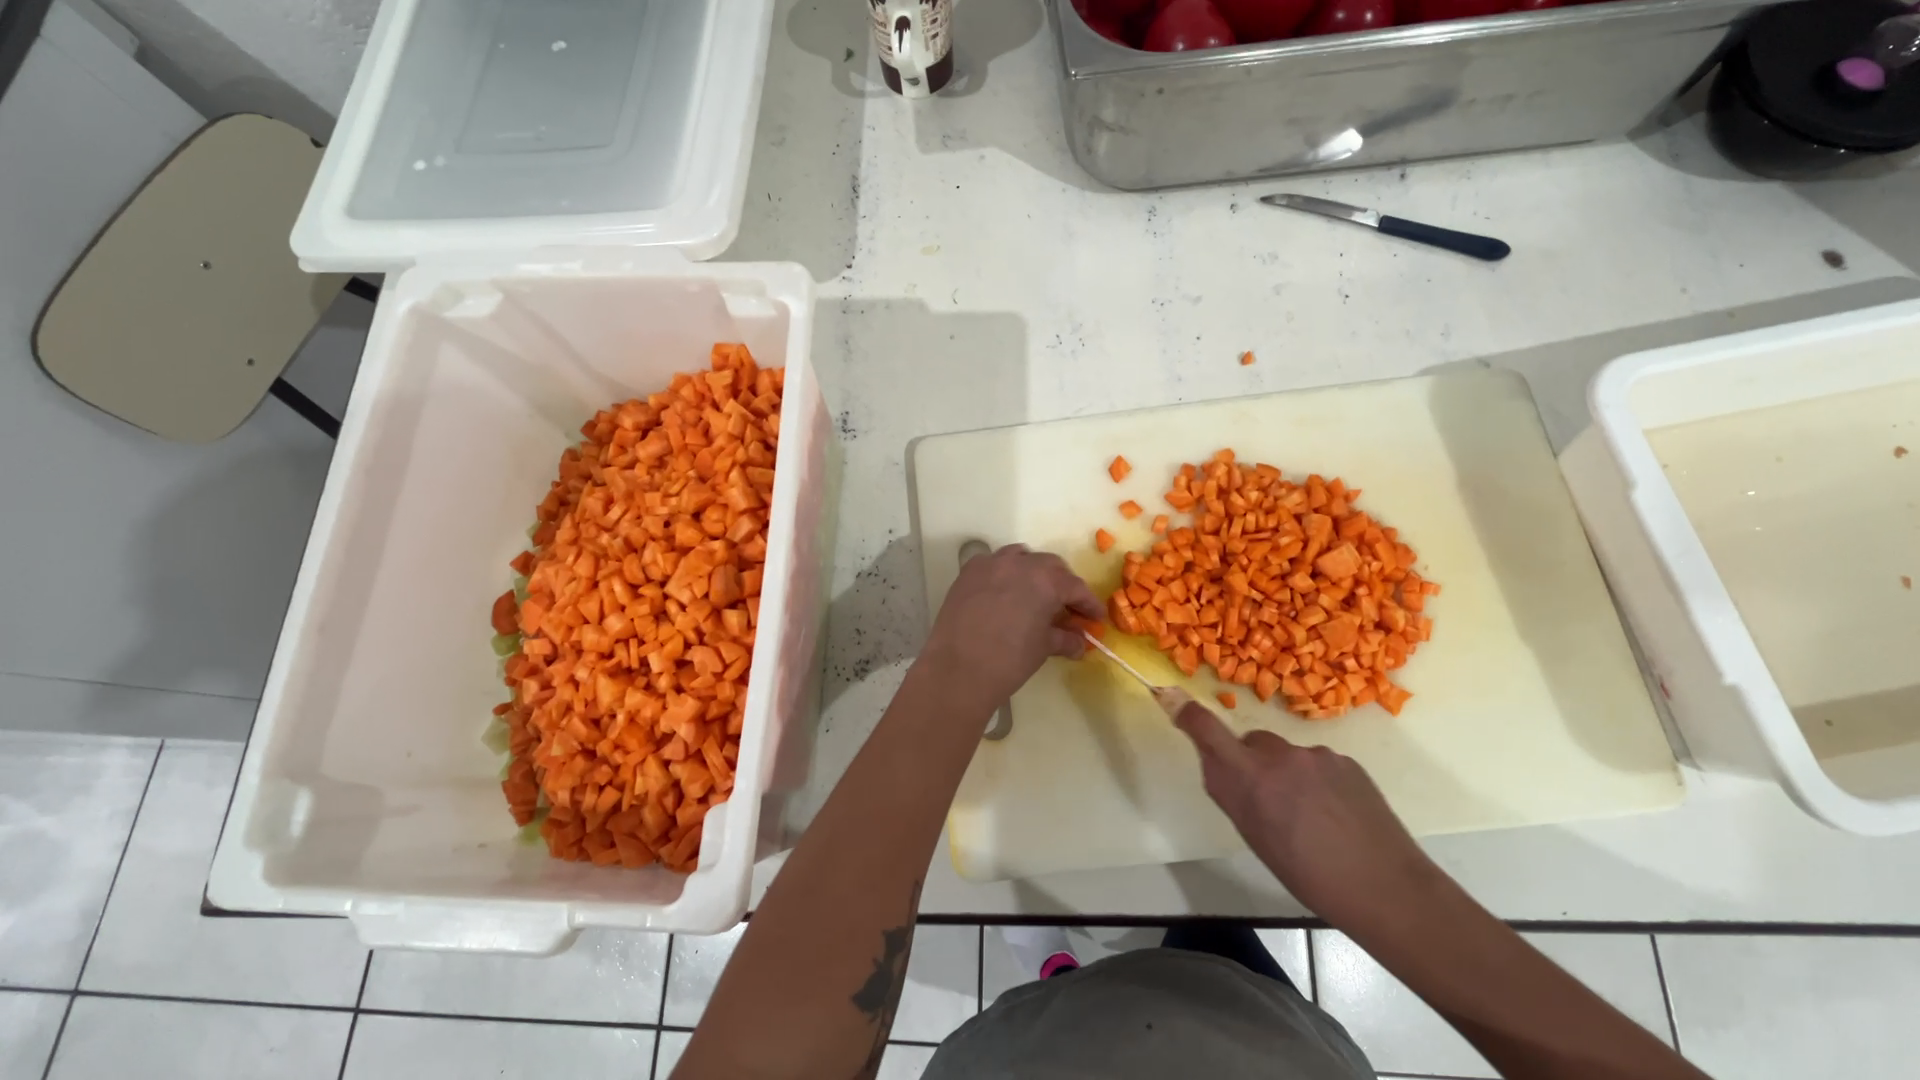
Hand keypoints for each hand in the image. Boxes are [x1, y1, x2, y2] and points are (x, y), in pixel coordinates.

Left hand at [921, 544, 1101, 711]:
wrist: (959, 669)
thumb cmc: (1010, 659)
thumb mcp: (1044, 647)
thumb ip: (1065, 638)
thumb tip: (1080, 642)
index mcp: (1046, 580)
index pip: (1075, 587)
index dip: (1088, 604)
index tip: (1095, 619)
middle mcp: (1020, 563)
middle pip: (1050, 567)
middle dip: (1061, 585)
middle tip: (1066, 608)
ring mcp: (990, 564)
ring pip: (1020, 558)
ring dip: (1032, 573)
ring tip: (1035, 596)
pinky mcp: (968, 573)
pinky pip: (992, 564)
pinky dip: (1004, 574)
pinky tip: (1004, 594)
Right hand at [1173, 703, 1442, 931]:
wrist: (1386, 886)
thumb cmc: (1309, 875)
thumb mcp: (1256, 838)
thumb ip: (1233, 795)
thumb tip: (1216, 765)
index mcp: (1253, 778)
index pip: (1210, 733)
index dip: (1188, 716)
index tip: (1172, 699)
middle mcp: (1282, 756)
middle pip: (1251, 744)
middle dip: (1249, 762)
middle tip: (1266, 804)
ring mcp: (1319, 756)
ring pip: (1287, 757)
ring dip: (1286, 777)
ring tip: (1309, 821)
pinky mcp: (1348, 763)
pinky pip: (1317, 765)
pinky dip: (1316, 783)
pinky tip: (1334, 817)